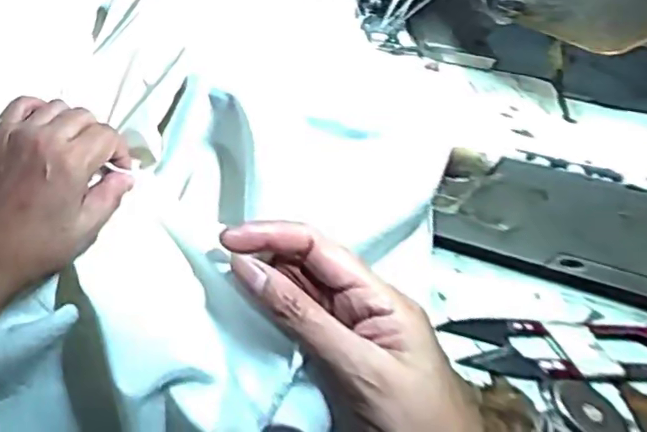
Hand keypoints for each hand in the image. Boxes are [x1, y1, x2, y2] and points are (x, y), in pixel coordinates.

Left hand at [0, 97, 135, 301]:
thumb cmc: (37, 246)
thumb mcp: (83, 230)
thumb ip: (109, 197)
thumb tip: (125, 176)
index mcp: (70, 161)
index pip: (106, 135)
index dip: (119, 150)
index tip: (118, 167)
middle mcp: (45, 137)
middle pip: (83, 116)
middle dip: (96, 135)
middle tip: (95, 159)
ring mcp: (19, 131)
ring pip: (56, 106)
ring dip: (69, 122)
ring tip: (68, 146)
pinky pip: (22, 103)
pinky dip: (37, 108)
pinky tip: (42, 126)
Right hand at [223, 222, 480, 431]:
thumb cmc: (425, 428)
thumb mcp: (360, 368)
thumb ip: (301, 315)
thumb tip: (248, 266)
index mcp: (381, 299)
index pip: (315, 244)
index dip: (269, 234)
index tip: (228, 240)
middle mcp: (364, 307)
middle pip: (302, 261)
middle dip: (262, 254)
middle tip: (221, 258)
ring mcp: (351, 331)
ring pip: (296, 289)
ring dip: (263, 282)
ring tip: (229, 281)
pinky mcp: (337, 356)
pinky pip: (296, 319)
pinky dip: (270, 311)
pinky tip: (251, 311)